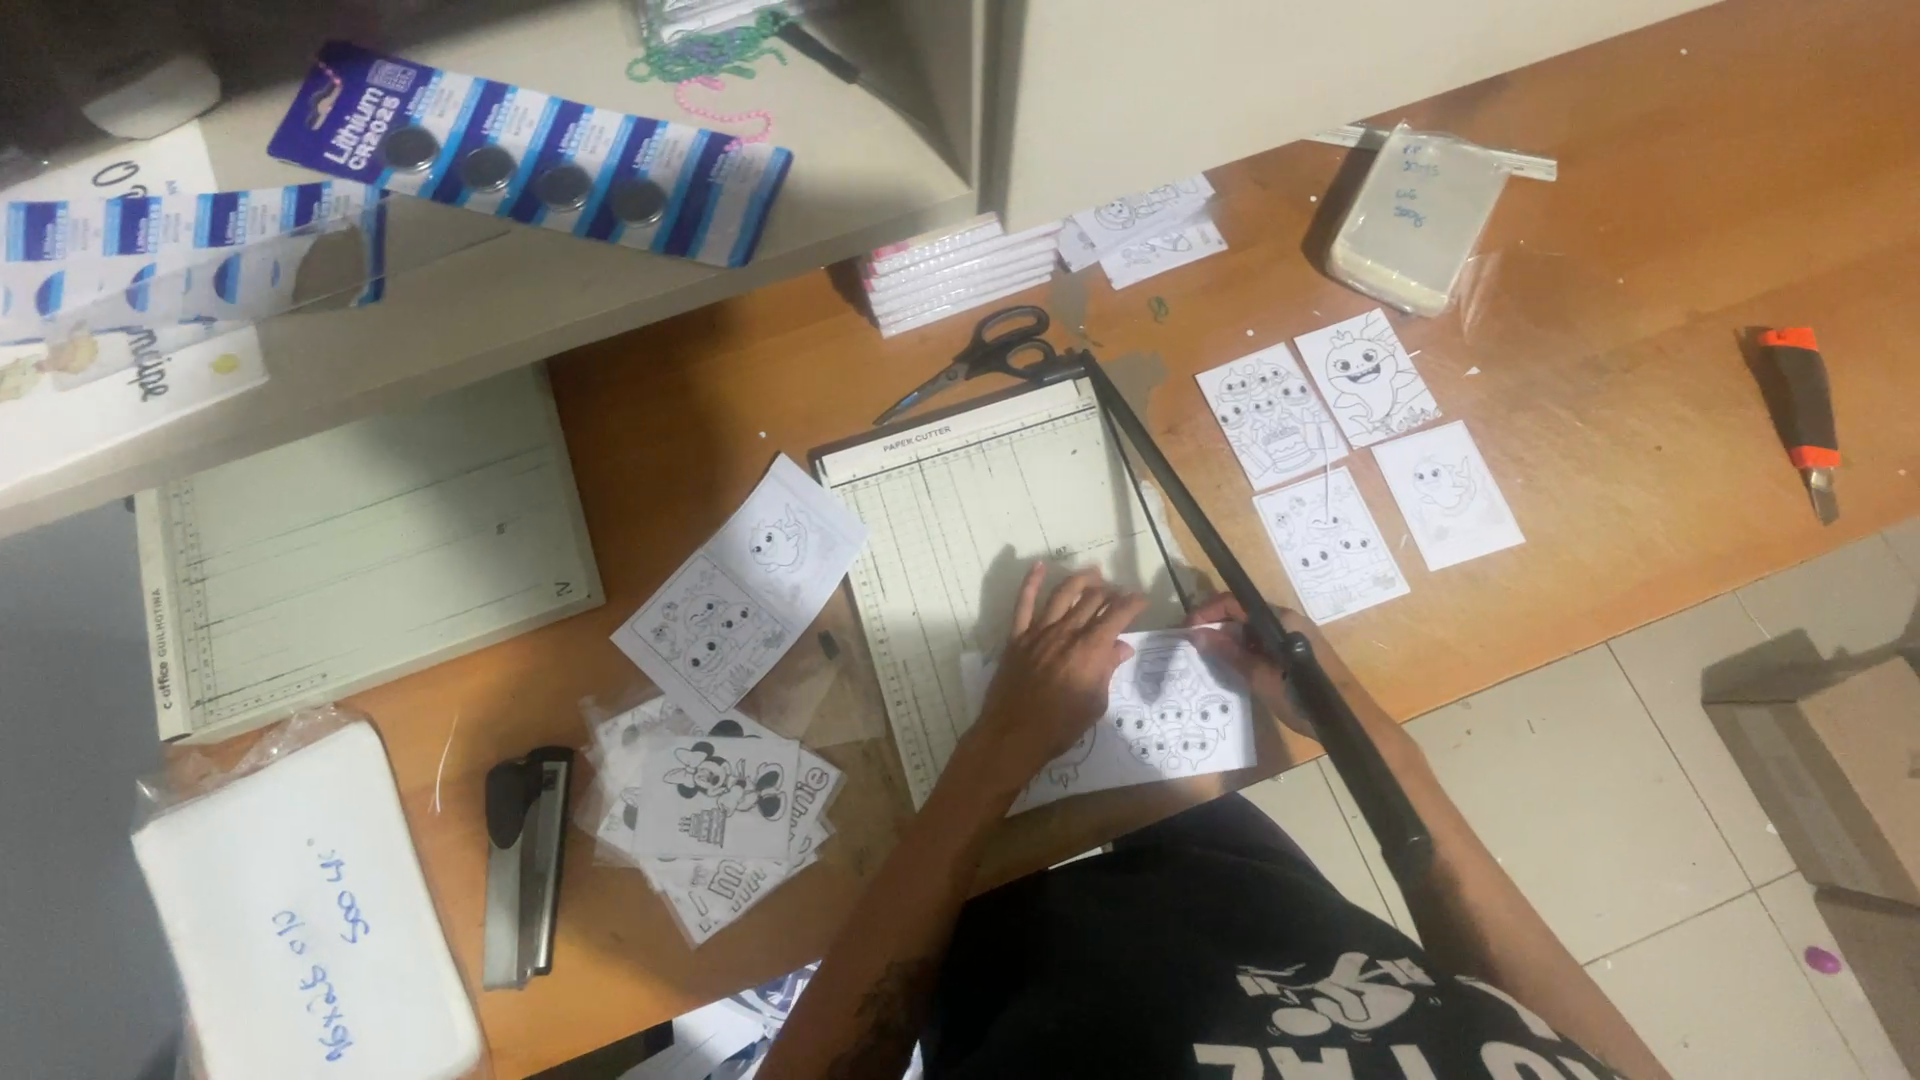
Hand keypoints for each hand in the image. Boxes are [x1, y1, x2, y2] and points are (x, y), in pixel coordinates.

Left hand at [969, 564, 1146, 782]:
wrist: (1014, 734)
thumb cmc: (1061, 726)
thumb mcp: (1095, 702)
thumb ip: (1107, 670)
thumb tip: (1121, 647)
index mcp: (1090, 649)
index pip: (1117, 615)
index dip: (1132, 603)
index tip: (1141, 599)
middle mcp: (1066, 632)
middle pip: (1092, 600)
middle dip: (1110, 591)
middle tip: (1119, 592)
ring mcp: (1039, 632)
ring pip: (1062, 594)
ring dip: (1080, 579)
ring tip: (1094, 572)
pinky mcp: (1017, 637)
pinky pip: (1024, 603)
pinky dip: (1031, 582)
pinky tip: (1038, 566)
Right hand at [1183, 593, 1320, 735]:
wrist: (1346, 720)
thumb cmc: (1302, 697)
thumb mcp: (1259, 677)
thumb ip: (1228, 653)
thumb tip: (1196, 634)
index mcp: (1280, 619)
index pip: (1235, 602)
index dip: (1207, 612)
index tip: (1187, 630)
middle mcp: (1288, 620)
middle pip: (1243, 613)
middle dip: (1216, 626)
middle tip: (1195, 646)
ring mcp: (1294, 634)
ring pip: (1252, 628)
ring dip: (1230, 639)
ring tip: (1211, 658)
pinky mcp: (1298, 649)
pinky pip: (1264, 640)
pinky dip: (1246, 648)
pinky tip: (1236, 666)